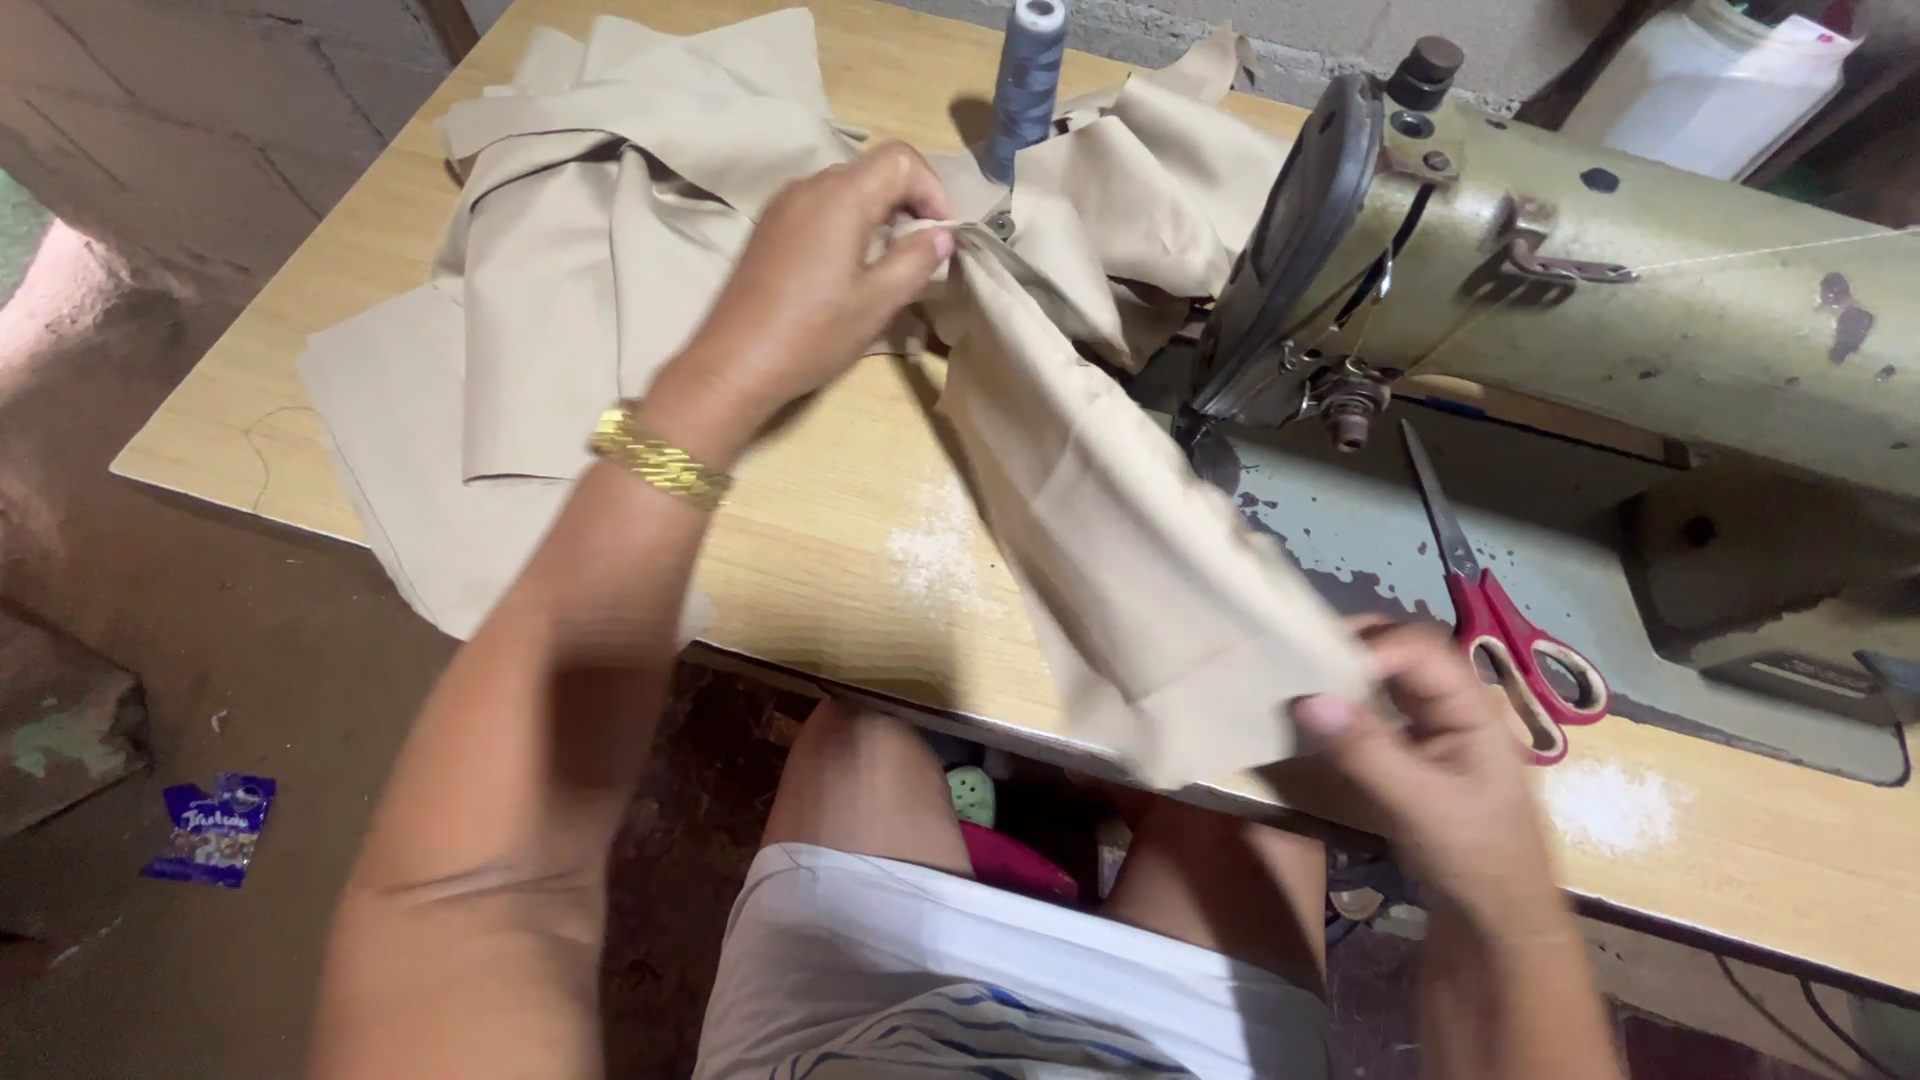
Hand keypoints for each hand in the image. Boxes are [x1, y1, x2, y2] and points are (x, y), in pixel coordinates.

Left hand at [673, 141, 952, 425]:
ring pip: (844, 187)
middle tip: (921, 248)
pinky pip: (818, 207)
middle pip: (871, 169)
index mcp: (841, 198)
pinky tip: (847, 266)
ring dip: (876, 212)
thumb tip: (943, 236)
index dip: (931, 188)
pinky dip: (846, 222)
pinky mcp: (768, 228)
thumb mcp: (877, 303)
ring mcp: (783, 205)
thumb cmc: (813, 334)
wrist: (736, 362)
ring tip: (887, 259)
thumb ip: (915, 261)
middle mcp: (809, 187)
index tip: (941, 232)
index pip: (900, 159)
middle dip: (906, 200)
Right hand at [1293, 622, 1563, 937]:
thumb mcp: (1421, 806)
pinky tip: (1310, 709)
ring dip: (1342, 668)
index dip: (1372, 647)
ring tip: (1296, 674)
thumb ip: (1367, 751)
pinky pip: (1369, 704)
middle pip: (1401, 649)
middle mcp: (1450, 705)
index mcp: (1472, 709)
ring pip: (1383, 673)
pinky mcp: (1406, 746)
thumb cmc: (1475, 859)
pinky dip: (1339, 697)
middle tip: (1299, 654)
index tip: (1320, 665)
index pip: (1421, 649)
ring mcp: (1429, 725)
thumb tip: (1307, 699)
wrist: (1494, 919)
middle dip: (1352, 644)